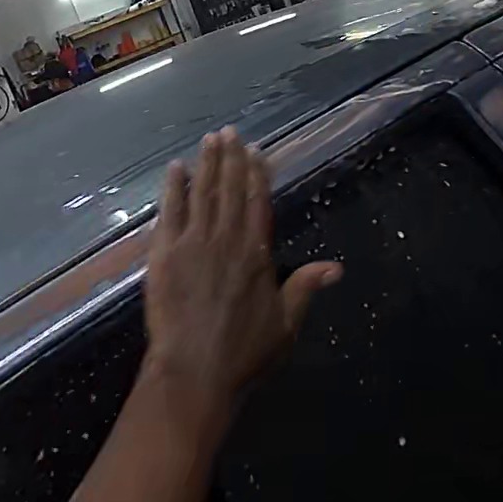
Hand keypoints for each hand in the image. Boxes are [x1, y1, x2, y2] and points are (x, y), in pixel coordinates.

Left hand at [141, 128, 342, 420]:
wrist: (195, 369)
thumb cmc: (243, 352)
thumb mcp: (285, 324)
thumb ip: (306, 288)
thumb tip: (337, 267)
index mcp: (255, 252)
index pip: (258, 202)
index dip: (256, 174)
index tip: (255, 151)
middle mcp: (226, 238)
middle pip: (230, 189)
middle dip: (230, 159)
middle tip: (229, 132)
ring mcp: (193, 241)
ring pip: (203, 193)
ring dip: (206, 164)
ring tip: (210, 139)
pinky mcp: (164, 251)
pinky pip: (170, 210)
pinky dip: (174, 187)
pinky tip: (176, 168)